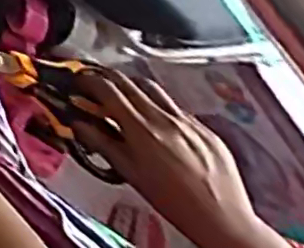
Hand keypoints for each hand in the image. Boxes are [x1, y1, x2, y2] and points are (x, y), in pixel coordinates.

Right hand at [74, 71, 282, 247]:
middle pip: (127, 80)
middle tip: (97, 85)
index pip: (106, 88)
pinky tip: (161, 127)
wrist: (227, 226)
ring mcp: (189, 123)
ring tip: (127, 100)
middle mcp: (164, 119)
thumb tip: (77, 123)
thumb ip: (100, 142)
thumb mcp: (129, 173)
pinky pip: (178, 109)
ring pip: (153, 88)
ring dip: (134, 88)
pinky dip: (161, 109)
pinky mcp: (208, 131)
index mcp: (141, 129)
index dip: (87, 80)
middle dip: (106, 77)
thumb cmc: (173, 203)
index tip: (79, 83)